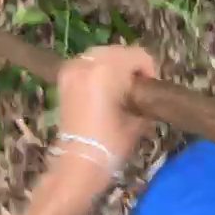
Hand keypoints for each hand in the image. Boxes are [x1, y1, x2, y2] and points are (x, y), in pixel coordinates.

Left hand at [43, 45, 157, 196]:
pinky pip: (85, 64)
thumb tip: (145, 91)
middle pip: (117, 51)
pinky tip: (103, 88)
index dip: (149, 69)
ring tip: (119, 87)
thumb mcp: (138, 119)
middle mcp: (87, 63)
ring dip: (112, 65)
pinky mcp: (63, 80)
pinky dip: (96, 71)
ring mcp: (72, 70)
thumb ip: (144, 97)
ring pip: (99, 55)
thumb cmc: (112, 144)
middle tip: (136, 86)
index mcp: (107, 70)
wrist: (78, 163)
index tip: (151, 86)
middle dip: (129, 65)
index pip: (137, 55)